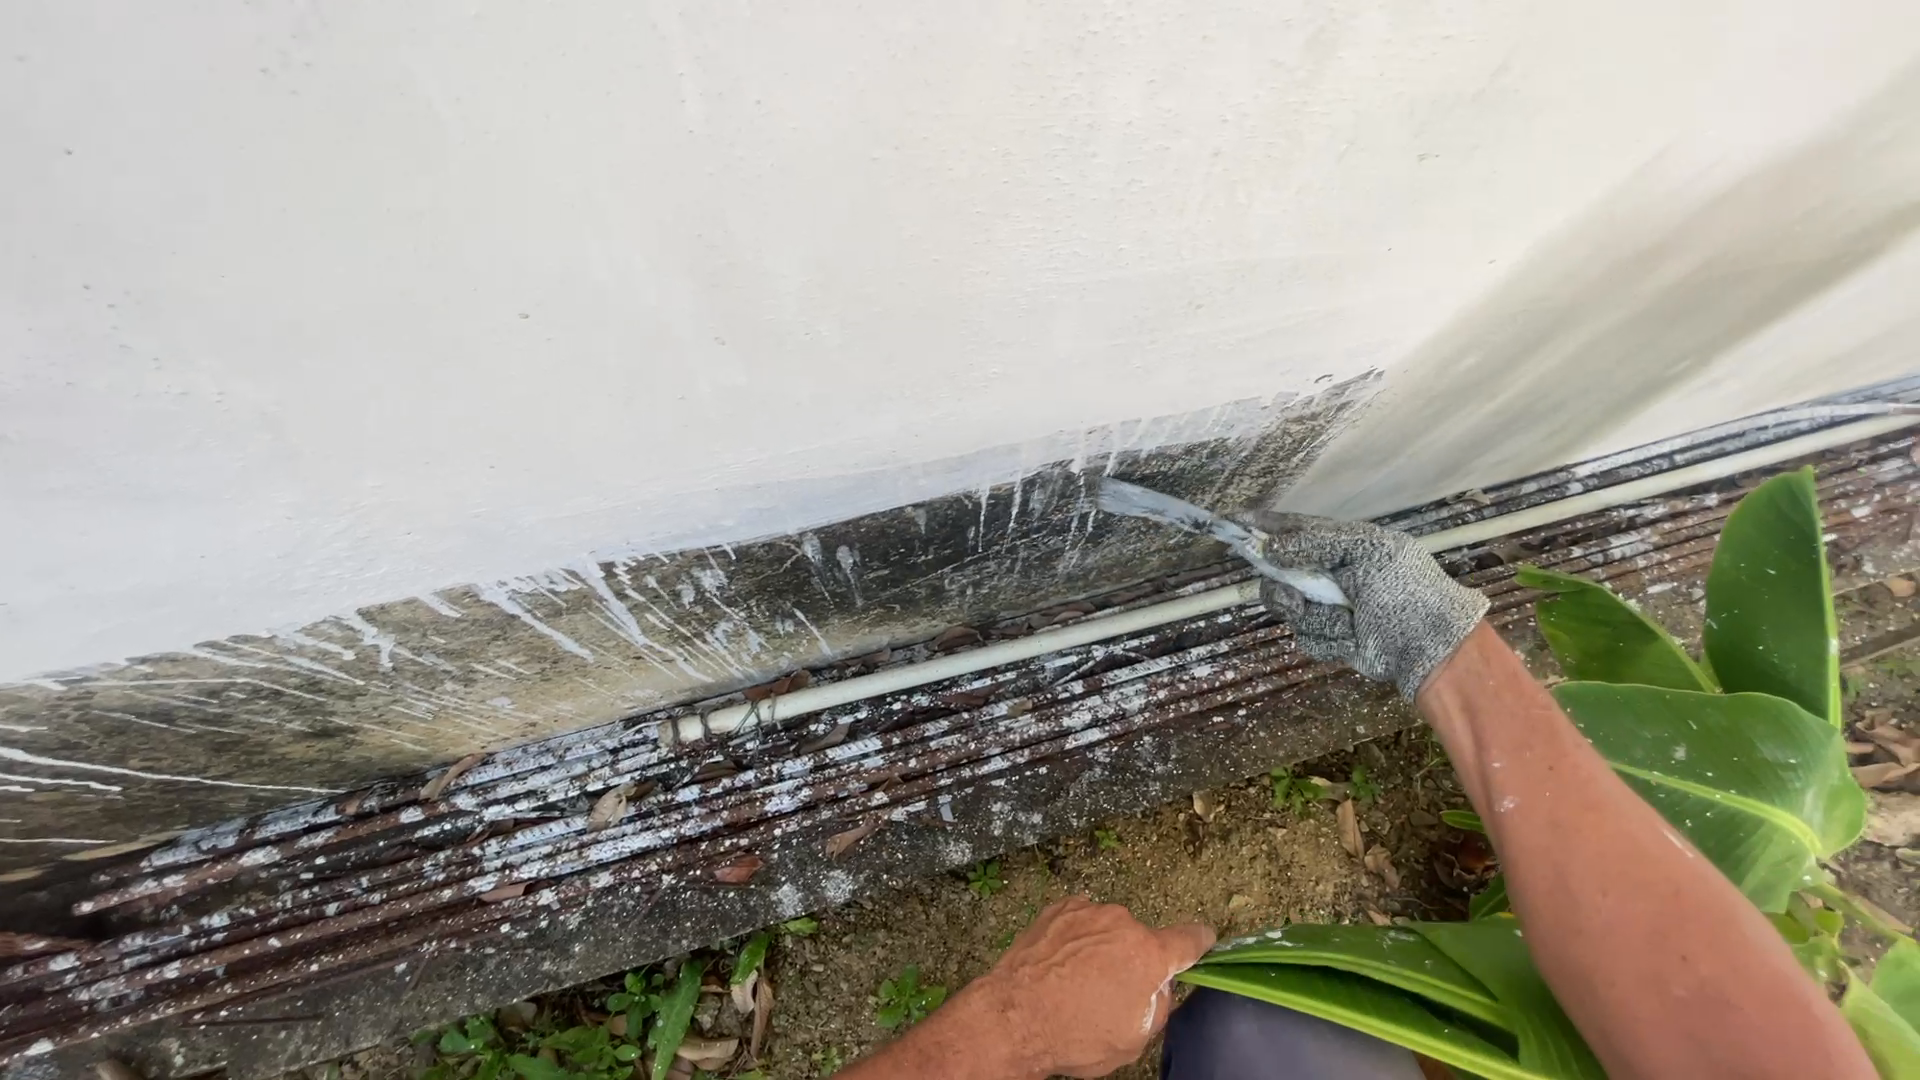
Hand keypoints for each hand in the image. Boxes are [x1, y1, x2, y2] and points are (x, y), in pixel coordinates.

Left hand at [963, 897, 1214, 1077]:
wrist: (1016, 1015)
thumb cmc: (1077, 1034)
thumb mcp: (1134, 1038)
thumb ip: (1158, 1005)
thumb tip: (1159, 986)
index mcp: (1148, 954)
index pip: (1188, 939)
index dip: (1199, 941)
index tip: (1205, 938)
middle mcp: (1121, 922)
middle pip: (1140, 940)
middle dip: (1133, 961)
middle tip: (1110, 992)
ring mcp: (1087, 910)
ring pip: (1107, 930)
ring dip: (1101, 948)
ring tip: (1076, 982)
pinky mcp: (1058, 908)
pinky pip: (1080, 921)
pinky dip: (1077, 938)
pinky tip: (1061, 965)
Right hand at [1234, 511, 1487, 696]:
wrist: (1430, 643)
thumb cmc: (1404, 588)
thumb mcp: (1365, 550)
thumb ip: (1315, 543)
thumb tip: (1270, 548)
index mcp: (1339, 545)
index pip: (1291, 529)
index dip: (1262, 526)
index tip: (1233, 521)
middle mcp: (1328, 573)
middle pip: (1277, 573)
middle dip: (1283, 586)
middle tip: (1295, 597)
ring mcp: (1326, 606)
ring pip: (1287, 607)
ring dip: (1313, 616)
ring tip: (1344, 621)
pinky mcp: (1327, 636)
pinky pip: (1305, 636)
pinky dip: (1329, 638)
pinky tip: (1352, 638)